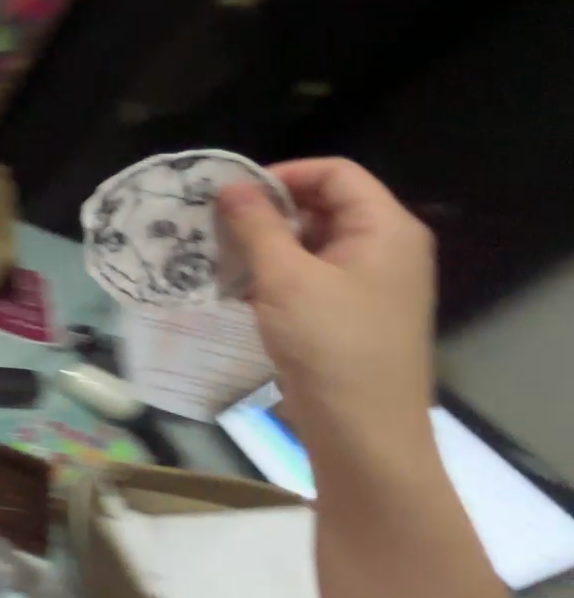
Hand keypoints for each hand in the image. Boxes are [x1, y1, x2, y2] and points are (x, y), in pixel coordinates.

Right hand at [218, 159, 436, 466]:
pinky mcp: (345, 307)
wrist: (361, 423)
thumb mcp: (284, 277)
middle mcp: (382, 247)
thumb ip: (255, 226)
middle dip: (264, 209)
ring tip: (215, 254)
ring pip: (308, 240)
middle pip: (321, 204)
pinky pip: (306, 271)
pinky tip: (234, 285)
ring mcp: (365, 280)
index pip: (335, 174)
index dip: (282, 174)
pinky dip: (270, 270)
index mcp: (384, 229)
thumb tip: (230, 186)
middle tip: (213, 224)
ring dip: (261, 242)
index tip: (229, 195)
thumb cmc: (329, 341)